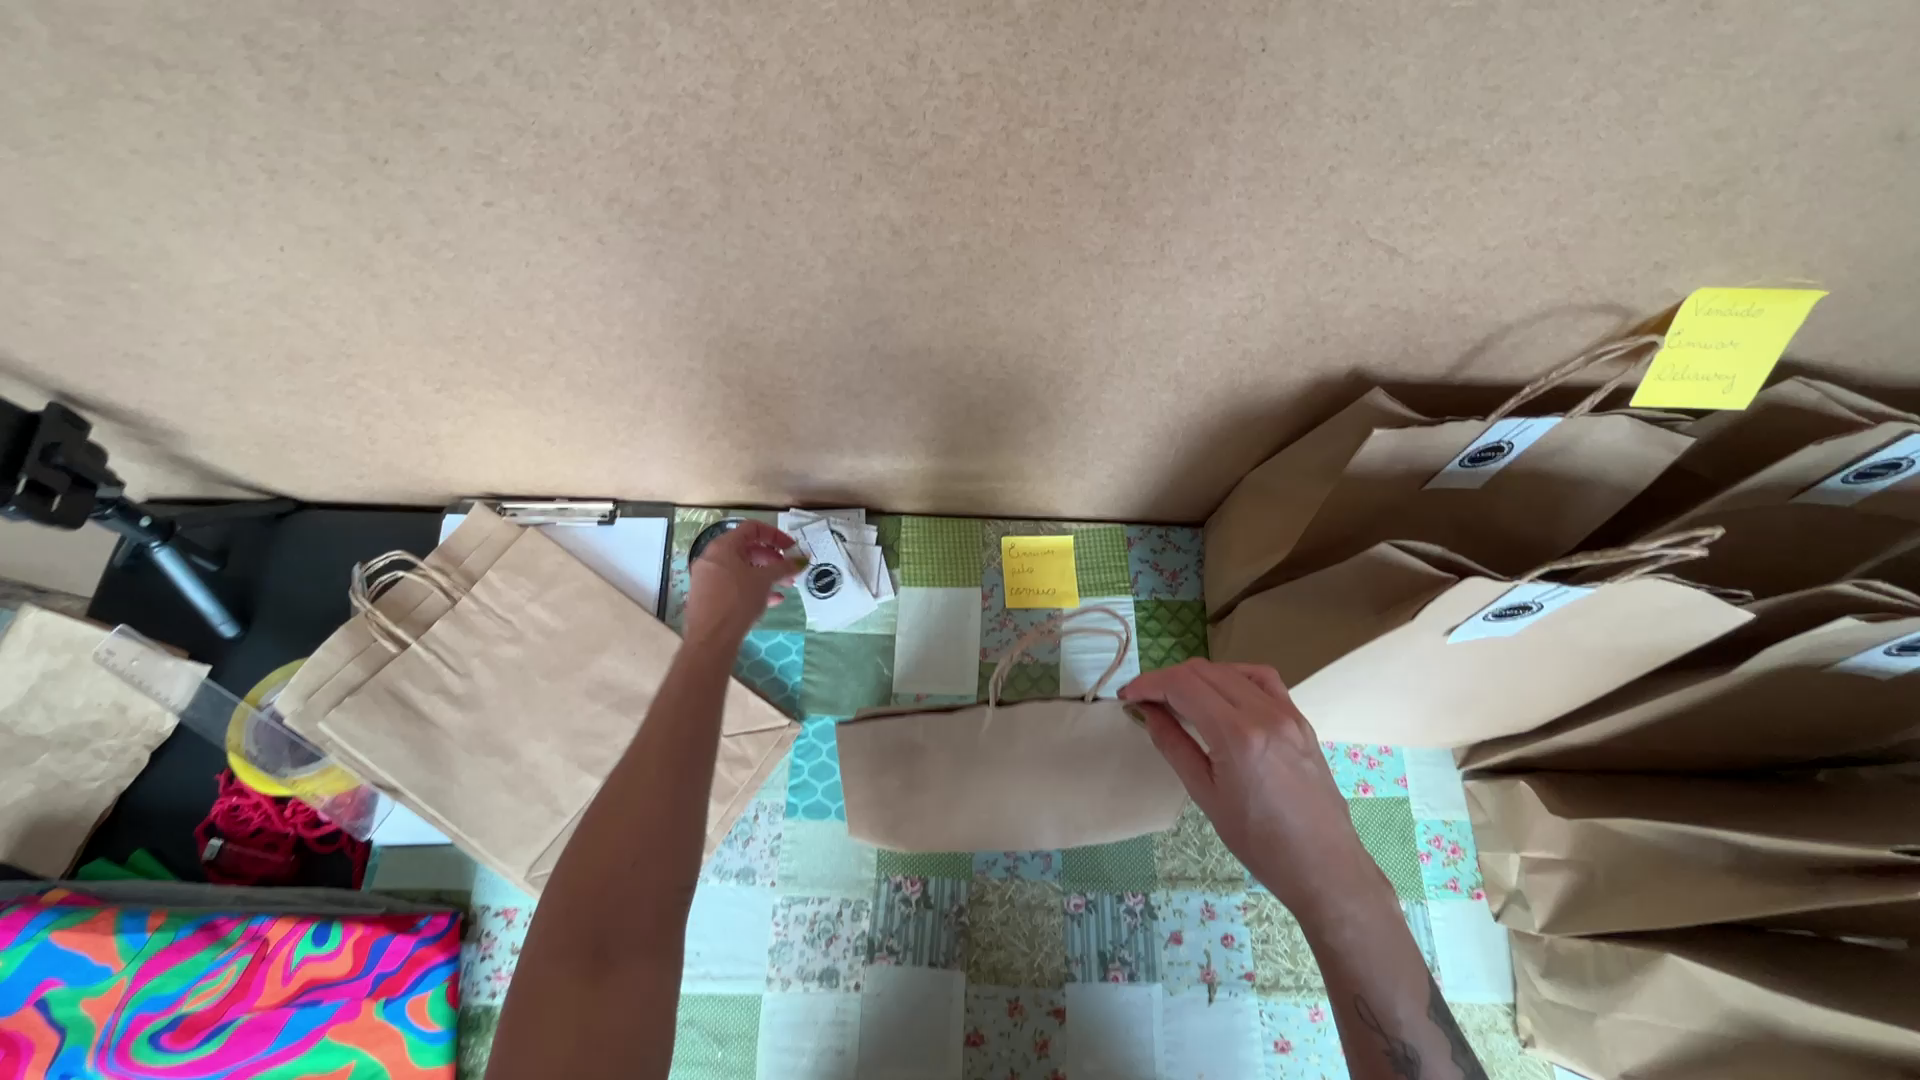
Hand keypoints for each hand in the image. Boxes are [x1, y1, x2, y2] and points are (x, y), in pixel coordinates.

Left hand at [684, 521, 798, 642]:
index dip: (775, 535)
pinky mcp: (709, 596)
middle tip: (790, 572)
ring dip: (766, 576)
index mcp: (723, 546)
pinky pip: (735, 585)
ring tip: (785, 587)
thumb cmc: (738, 600)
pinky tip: (772, 600)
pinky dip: (753, 588)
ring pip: (742, 570)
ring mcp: (708, 577)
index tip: (792, 548)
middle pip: (748, 550)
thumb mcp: (764, 580)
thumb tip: (802, 560)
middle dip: (773, 560)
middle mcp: (712, 558)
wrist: (711, 638)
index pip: (752, 528)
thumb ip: (784, 567)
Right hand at [1120, 659, 1386, 918]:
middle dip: (1167, 678)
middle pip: (1204, 671)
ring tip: (1177, 696)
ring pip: (1231, 671)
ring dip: (1198, 676)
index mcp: (1237, 734)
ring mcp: (1288, 713)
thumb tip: (1146, 711)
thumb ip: (1172, 744)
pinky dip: (1233, 677)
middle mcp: (1265, 713)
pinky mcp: (1300, 720)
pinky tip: (1220, 693)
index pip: (1182, 685)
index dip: (1148, 684)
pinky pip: (1263, 680)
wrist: (1323, 866)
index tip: (1127, 696)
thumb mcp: (1204, 794)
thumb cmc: (1258, 841)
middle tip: (1144, 699)